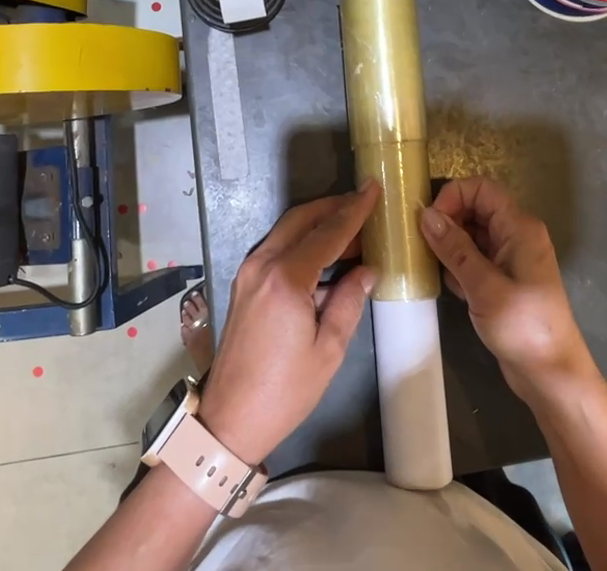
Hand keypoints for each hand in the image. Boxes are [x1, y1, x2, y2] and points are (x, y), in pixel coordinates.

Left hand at [198, 183, 378, 465]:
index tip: (375, 188)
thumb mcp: (329, 349)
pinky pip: (276, 247)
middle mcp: (262, 265)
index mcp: (286, 279)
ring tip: (352, 227)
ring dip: (318, 223)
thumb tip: (367, 271)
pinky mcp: (243, 284)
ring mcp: (248, 272)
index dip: (355, 210)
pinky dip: (302, 240)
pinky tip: (326, 253)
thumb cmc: (285, 390)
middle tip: (365, 203)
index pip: (328, 233)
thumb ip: (350, 301)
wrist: (231, 418)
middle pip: (301, 219)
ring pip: (286, 230)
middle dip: (334, 207)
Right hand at [418, 177, 596, 403]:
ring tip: (429, 265)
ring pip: (471, 235)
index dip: (453, 197)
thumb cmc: (523, 327)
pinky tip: (447, 285)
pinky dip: (457, 266)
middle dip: (447, 221)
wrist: (551, 375)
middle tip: (421, 245)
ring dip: (449, 245)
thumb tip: (426, 215)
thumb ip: (455, 249)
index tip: (429, 222)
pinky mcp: (502, 281)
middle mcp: (516, 236)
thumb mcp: (484, 286)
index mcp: (519, 228)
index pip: (481, 189)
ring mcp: (509, 259)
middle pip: (475, 209)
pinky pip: (474, 259)